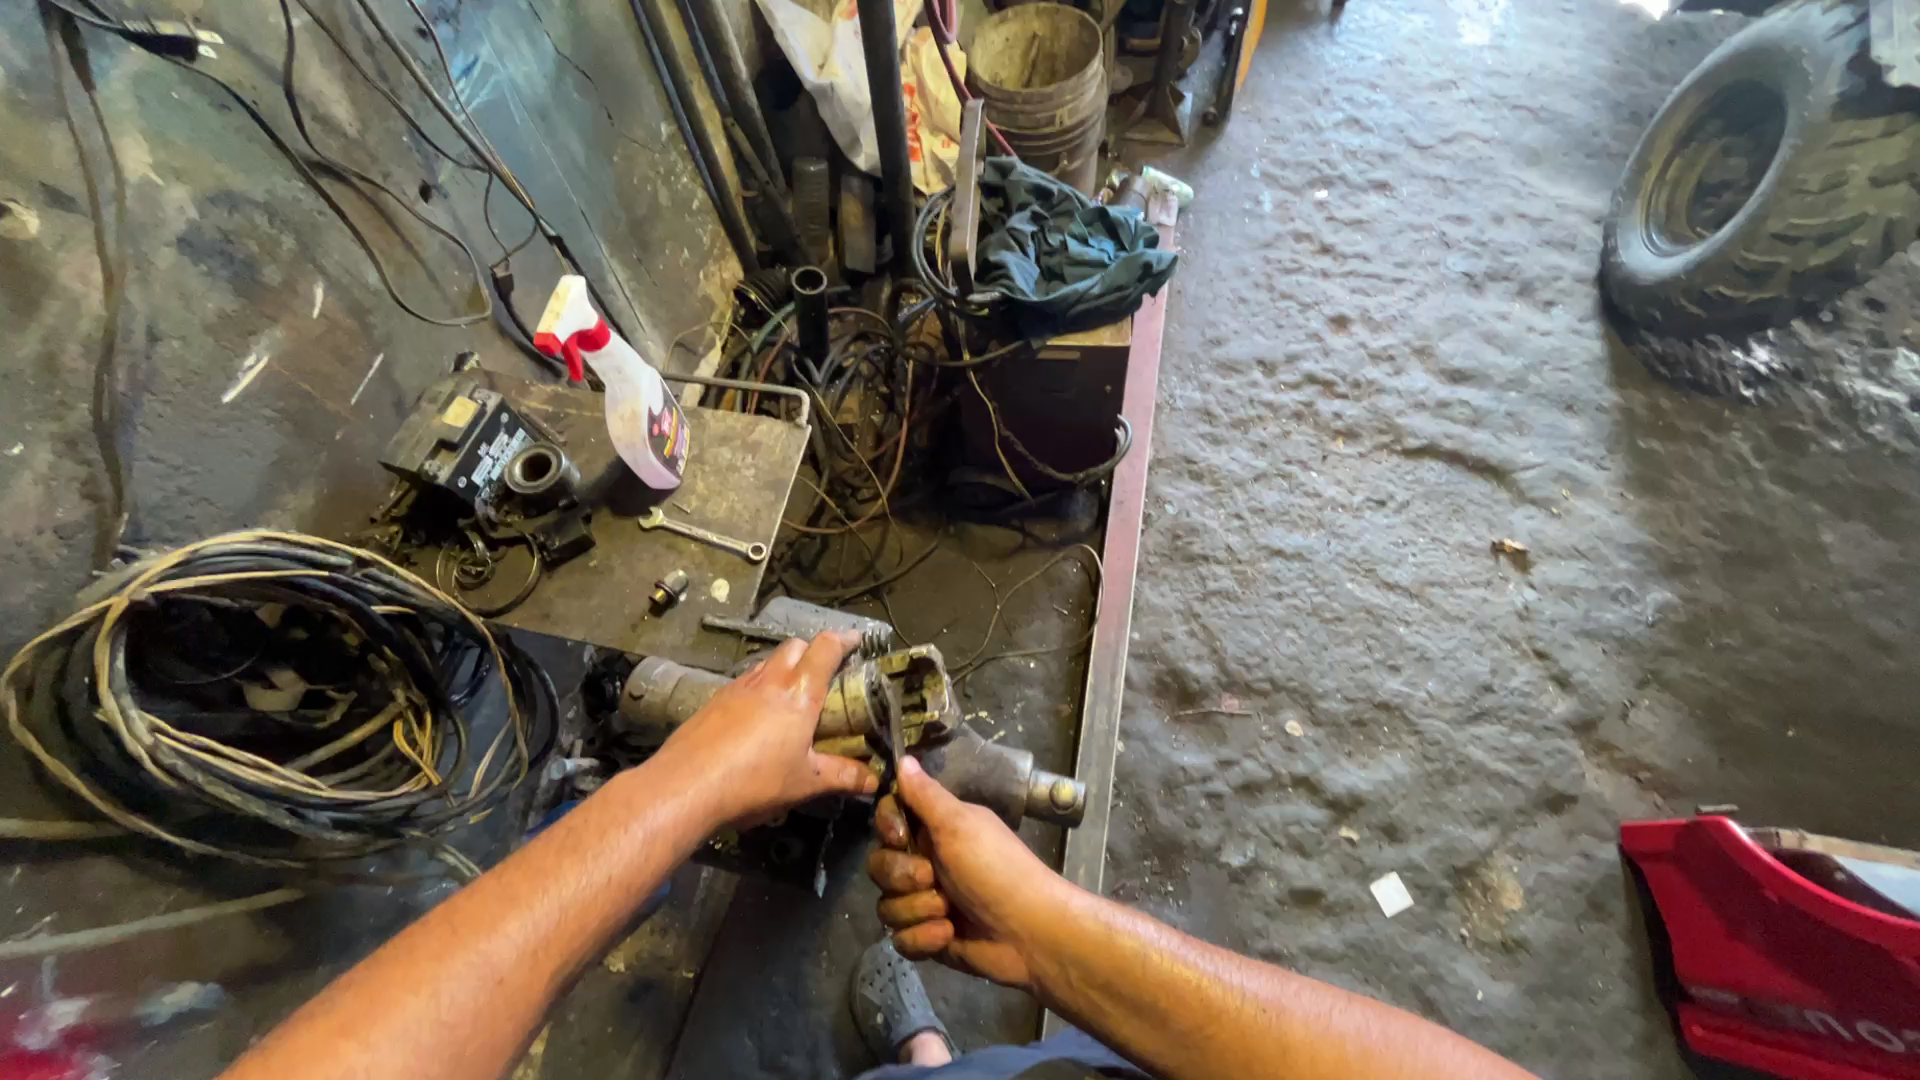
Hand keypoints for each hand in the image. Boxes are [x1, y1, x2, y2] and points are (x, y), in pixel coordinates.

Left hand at [657, 631, 878, 826]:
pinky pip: (746, 680)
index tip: (857, 639)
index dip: (844, 639)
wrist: (685, 787)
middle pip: (795, 645)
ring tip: (793, 692)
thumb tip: (873, 781)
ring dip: (785, 666)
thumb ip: (842, 777)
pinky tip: (758, 714)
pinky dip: (761, 685)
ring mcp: (738, 687)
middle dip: (814, 649)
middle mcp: (770, 680)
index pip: (826, 648)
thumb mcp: (805, 782)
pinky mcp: (715, 700)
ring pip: (768, 661)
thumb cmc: (755, 781)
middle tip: (826, 670)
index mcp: (799, 693)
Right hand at [868, 756, 1068, 991]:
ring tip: (948, 912)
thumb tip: (902, 757)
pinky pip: (902, 939)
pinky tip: (948, 935)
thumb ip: (925, 795)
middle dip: (902, 877)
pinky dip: (922, 939)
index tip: (900, 837)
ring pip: (888, 905)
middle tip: (932, 878)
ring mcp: (928, 900)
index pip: (889, 819)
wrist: (1029, 932)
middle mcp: (928, 861)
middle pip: (880, 865)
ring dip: (916, 910)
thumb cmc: (996, 868)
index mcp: (936, 829)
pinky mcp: (930, 937)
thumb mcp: (959, 824)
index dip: (887, 828)